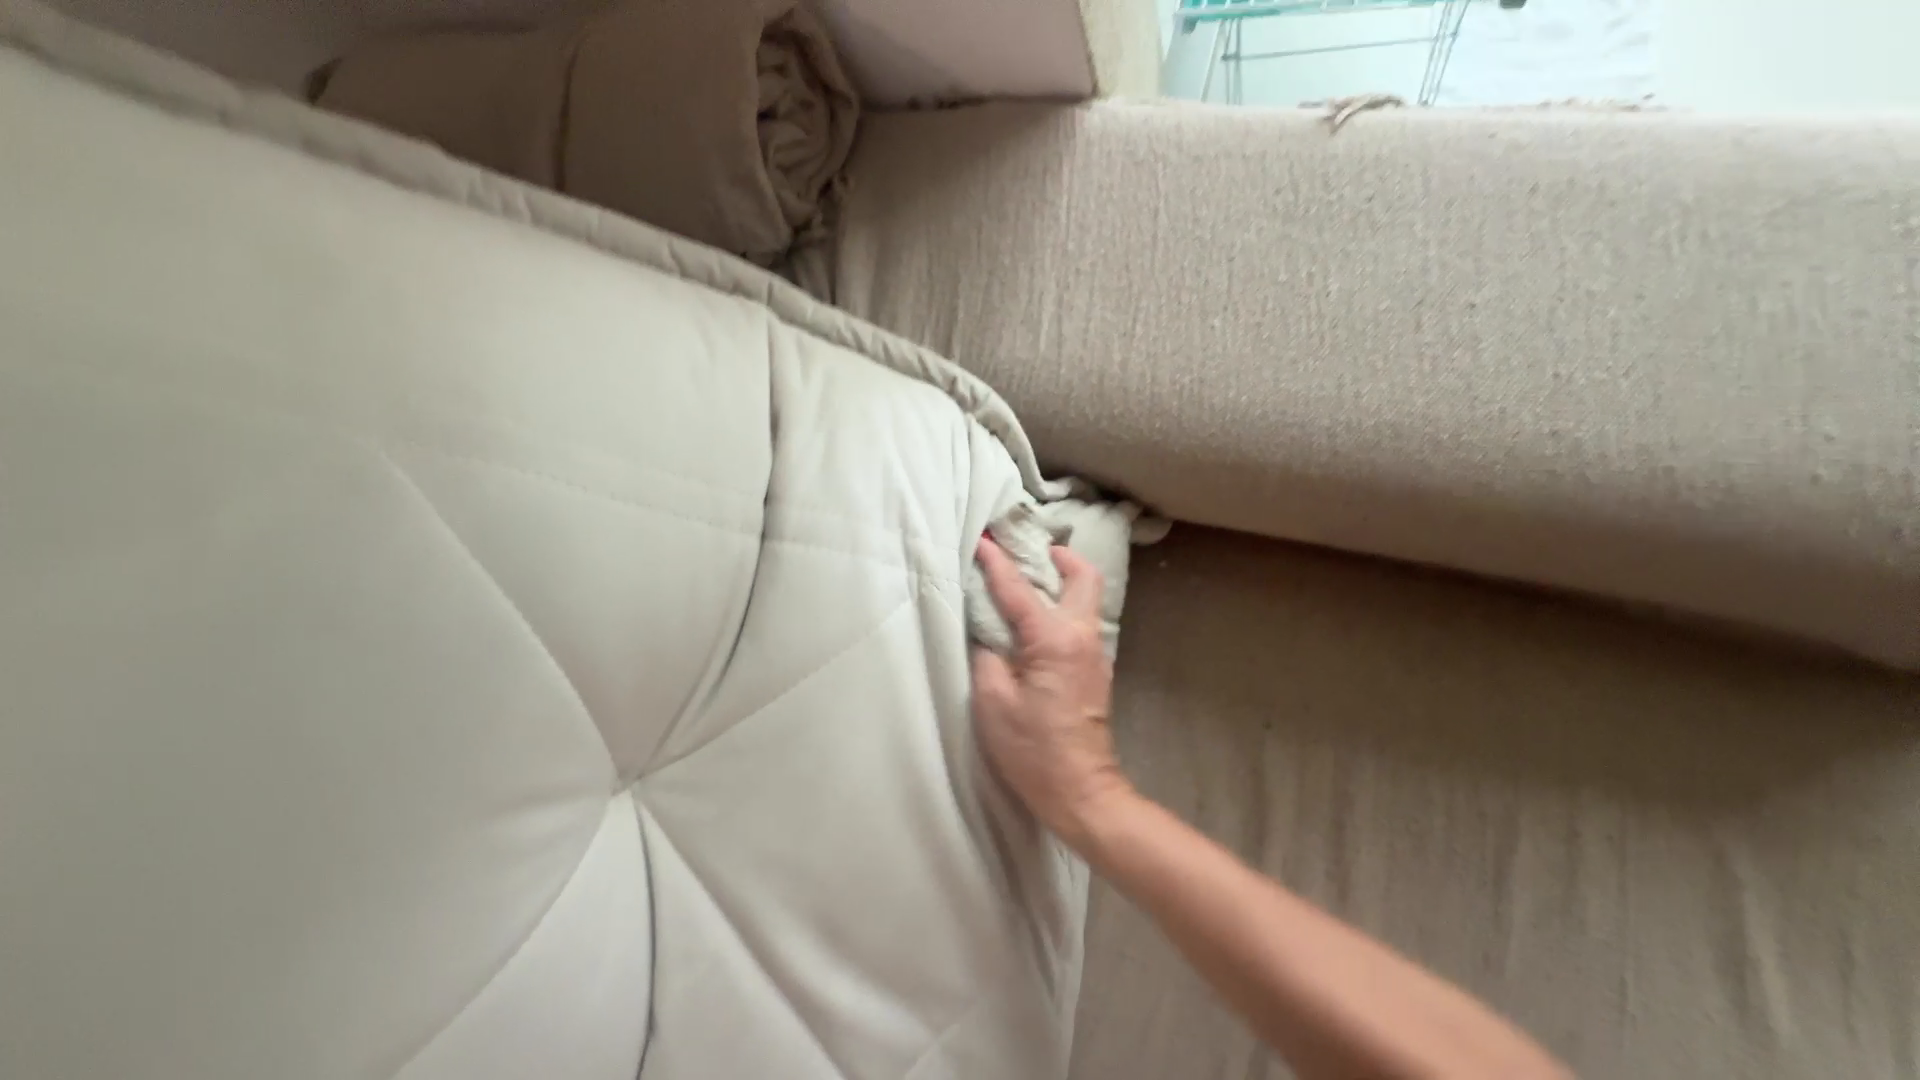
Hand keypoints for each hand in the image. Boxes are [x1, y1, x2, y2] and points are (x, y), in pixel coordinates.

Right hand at [971, 537, 1132, 851]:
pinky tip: (1037, 621)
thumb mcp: (992, 701)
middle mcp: (1083, 637)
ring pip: (1087, 599)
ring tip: (1030, 579)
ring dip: (1063, 581)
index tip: (981, 538)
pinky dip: (1063, 607)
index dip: (996, 561)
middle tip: (1030, 550)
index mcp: (1055, 639)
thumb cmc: (1032, 749)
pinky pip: (1081, 623)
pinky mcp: (1096, 671)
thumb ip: (987, 656)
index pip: (1019, 588)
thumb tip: (988, 633)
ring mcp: (1096, 654)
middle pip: (1083, 577)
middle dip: (1058, 556)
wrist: (1081, 790)